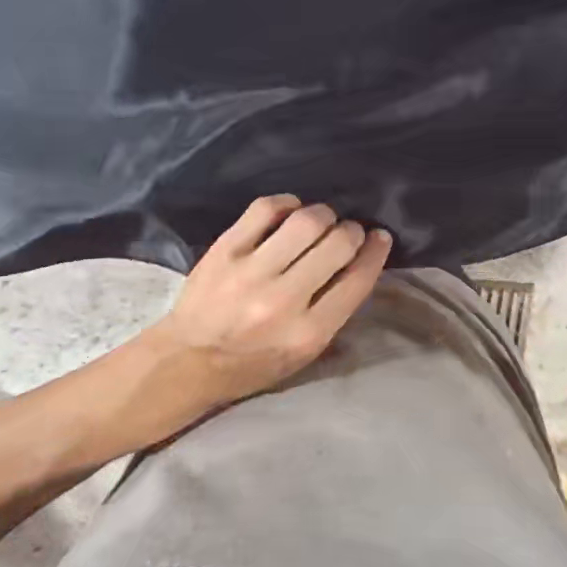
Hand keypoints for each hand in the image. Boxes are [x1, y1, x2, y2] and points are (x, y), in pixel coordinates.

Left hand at [149, 195, 392, 406]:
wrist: (187, 361)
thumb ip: (336, 308)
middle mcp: (283, 300)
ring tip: (321, 222)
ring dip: (324, 215)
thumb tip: (363, 259)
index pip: (358, 279)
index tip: (379, 237)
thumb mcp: (305, 352)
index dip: (376, 251)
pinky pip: (266, 209)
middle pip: (337, 244)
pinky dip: (287, 204)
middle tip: (348, 232)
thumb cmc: (254, 362)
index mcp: (308, 333)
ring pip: (307, 221)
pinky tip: (291, 211)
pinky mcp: (226, 250)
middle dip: (352, 231)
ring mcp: (251, 272)